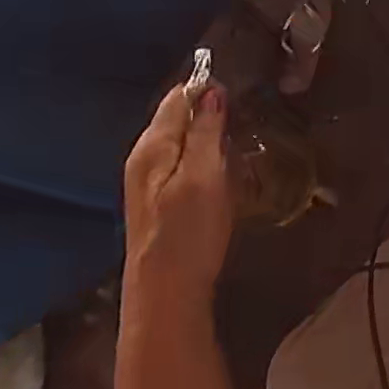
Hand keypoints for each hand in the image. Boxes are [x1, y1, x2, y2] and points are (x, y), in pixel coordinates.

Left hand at [123, 81, 232, 306]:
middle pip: (178, 117)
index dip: (207, 89)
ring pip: (183, 141)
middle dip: (210, 114)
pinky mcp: (159, 201)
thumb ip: (205, 132)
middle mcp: (144, 157)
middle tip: (244, 123)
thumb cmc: (188, 234)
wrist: (165, 299)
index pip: (178, 97)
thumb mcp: (203, 177)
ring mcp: (148, 181)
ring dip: (210, 139)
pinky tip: (222, 176)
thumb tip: (211, 92)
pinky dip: (205, 161)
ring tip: (238, 147)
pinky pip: (184, 163)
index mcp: (152, 145)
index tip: (239, 95)